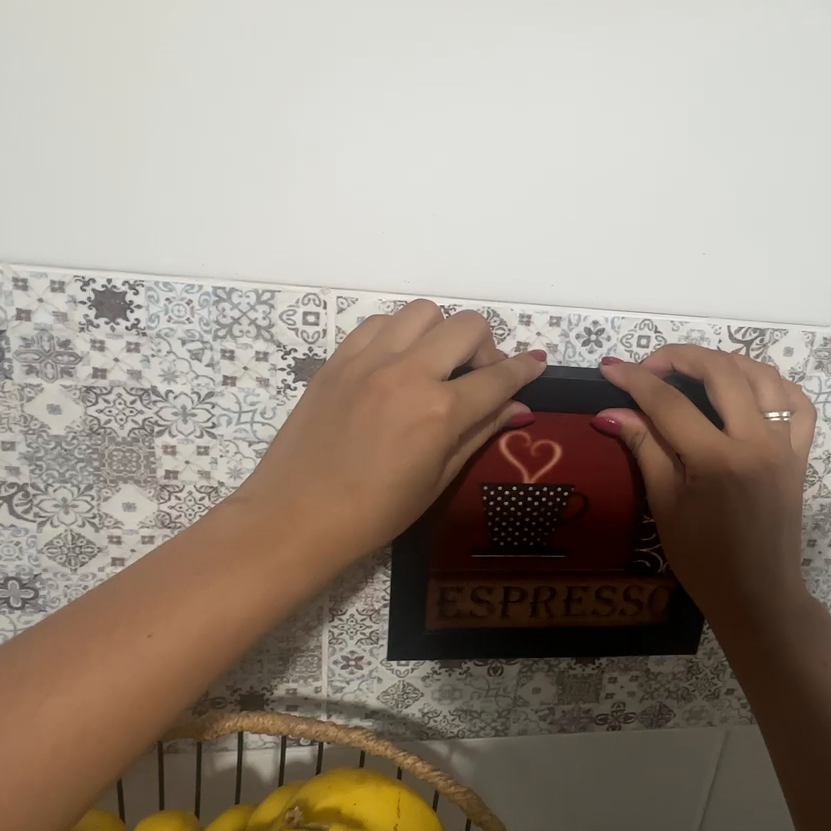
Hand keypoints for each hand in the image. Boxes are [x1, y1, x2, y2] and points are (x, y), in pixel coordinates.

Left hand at [238, 300, 546, 569]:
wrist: (294, 518)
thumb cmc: (375, 512)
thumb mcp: (438, 479)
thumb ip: (480, 433)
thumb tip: (518, 409)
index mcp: (440, 411)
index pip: (499, 377)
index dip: (524, 370)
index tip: (536, 363)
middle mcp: (409, 373)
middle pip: (468, 327)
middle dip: (485, 348)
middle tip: (476, 376)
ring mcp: (370, 361)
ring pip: (424, 313)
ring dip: (440, 333)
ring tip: (433, 364)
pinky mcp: (338, 359)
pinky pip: (380, 323)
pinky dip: (399, 334)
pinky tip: (395, 363)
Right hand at [594, 345, 817, 632]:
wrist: (759, 597)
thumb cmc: (704, 560)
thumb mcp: (665, 505)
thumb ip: (645, 447)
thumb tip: (612, 410)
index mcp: (718, 460)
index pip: (669, 402)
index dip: (636, 379)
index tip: (611, 368)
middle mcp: (757, 442)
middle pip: (721, 372)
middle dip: (681, 357)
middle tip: (650, 365)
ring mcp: (785, 446)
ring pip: (763, 376)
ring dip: (726, 362)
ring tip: (695, 369)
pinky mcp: (801, 455)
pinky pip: (798, 405)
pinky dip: (774, 386)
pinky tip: (749, 388)